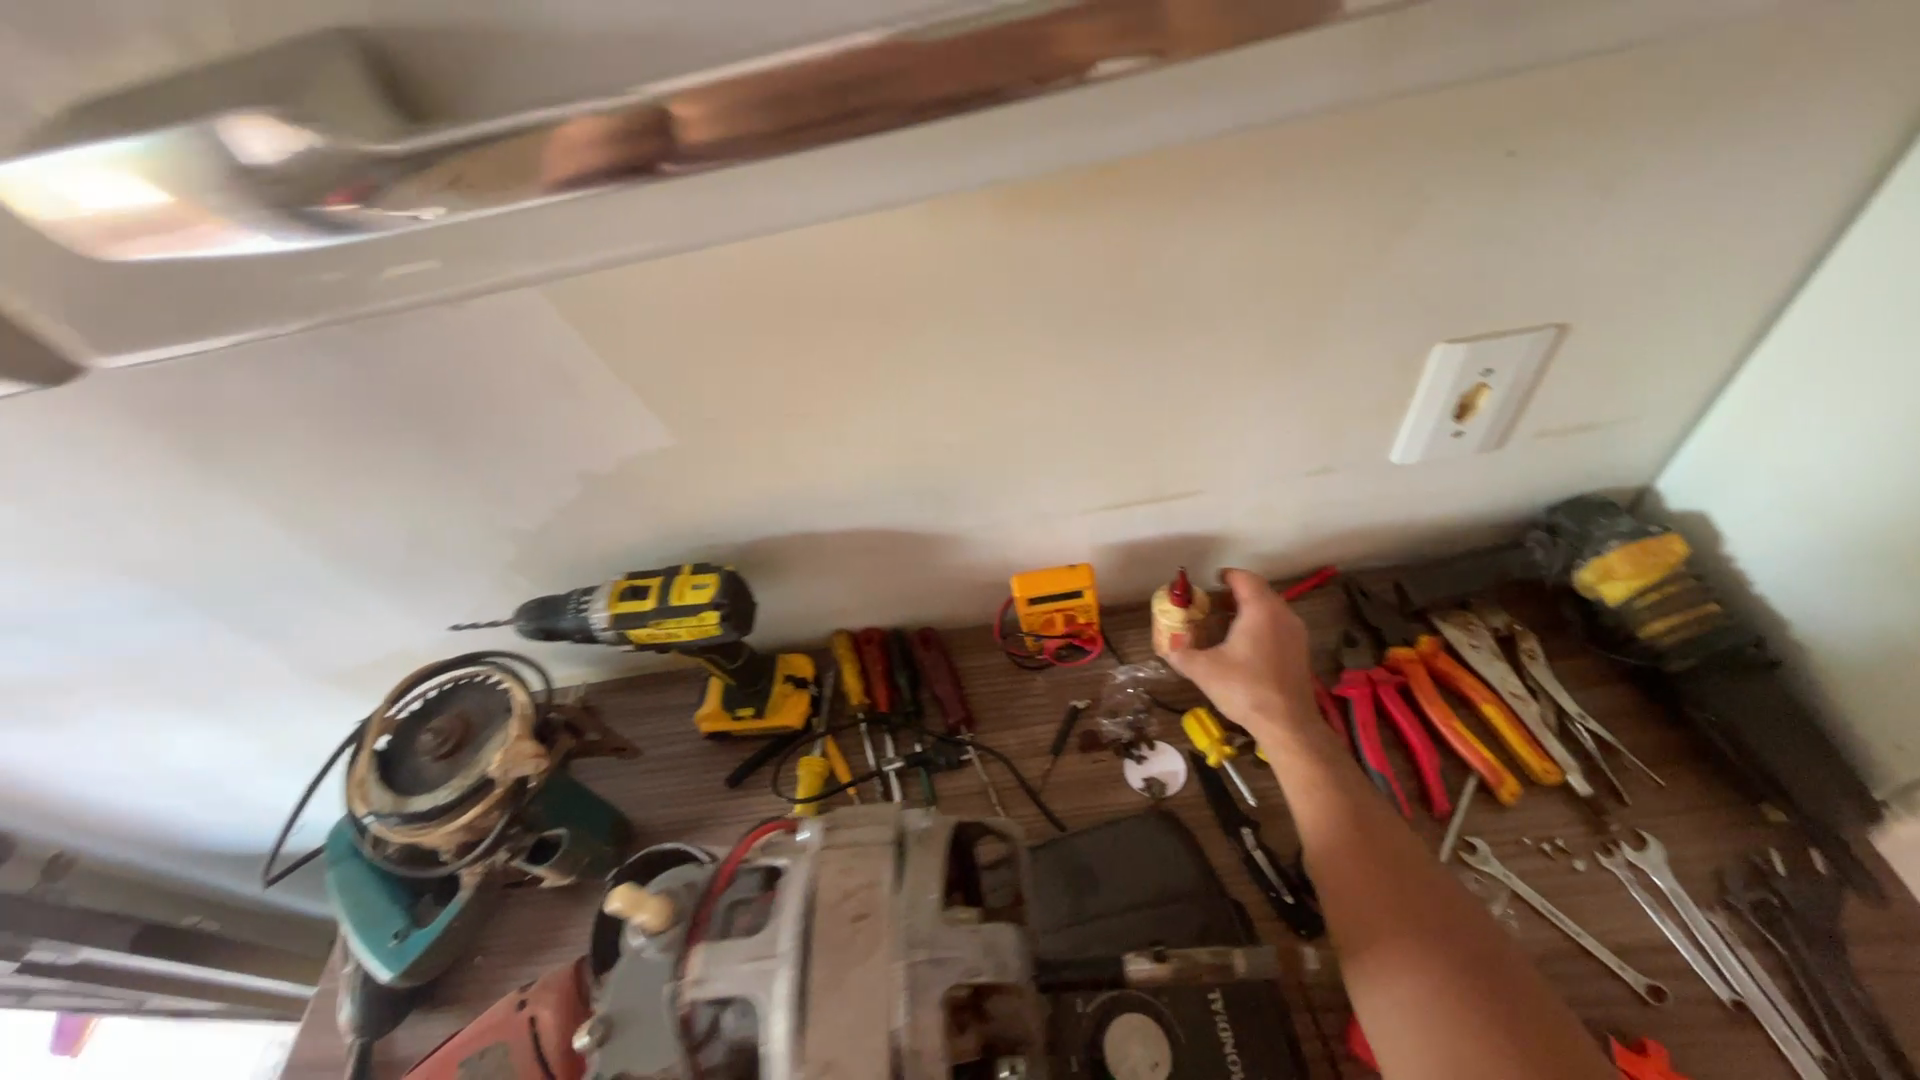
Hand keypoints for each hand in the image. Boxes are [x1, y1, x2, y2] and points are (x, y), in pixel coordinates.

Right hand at [1167, 569, 1316, 743]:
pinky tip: (1244, 647)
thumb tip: (1168, 647)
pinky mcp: (1300, 650)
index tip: (1209, 582)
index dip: (1226, 576)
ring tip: (1224, 625)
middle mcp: (1282, 614)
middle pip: (1258, 592)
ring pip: (1270, 609)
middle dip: (1234, 595)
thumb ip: (1181, 654)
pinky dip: (1260, 626)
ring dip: (1248, 611)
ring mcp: (1295, 632)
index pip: (1244, 578)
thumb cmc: (1244, 688)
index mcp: (1260, 610)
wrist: (1287, 723)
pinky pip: (1278, 626)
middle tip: (1211, 606)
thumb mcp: (1203, 670)